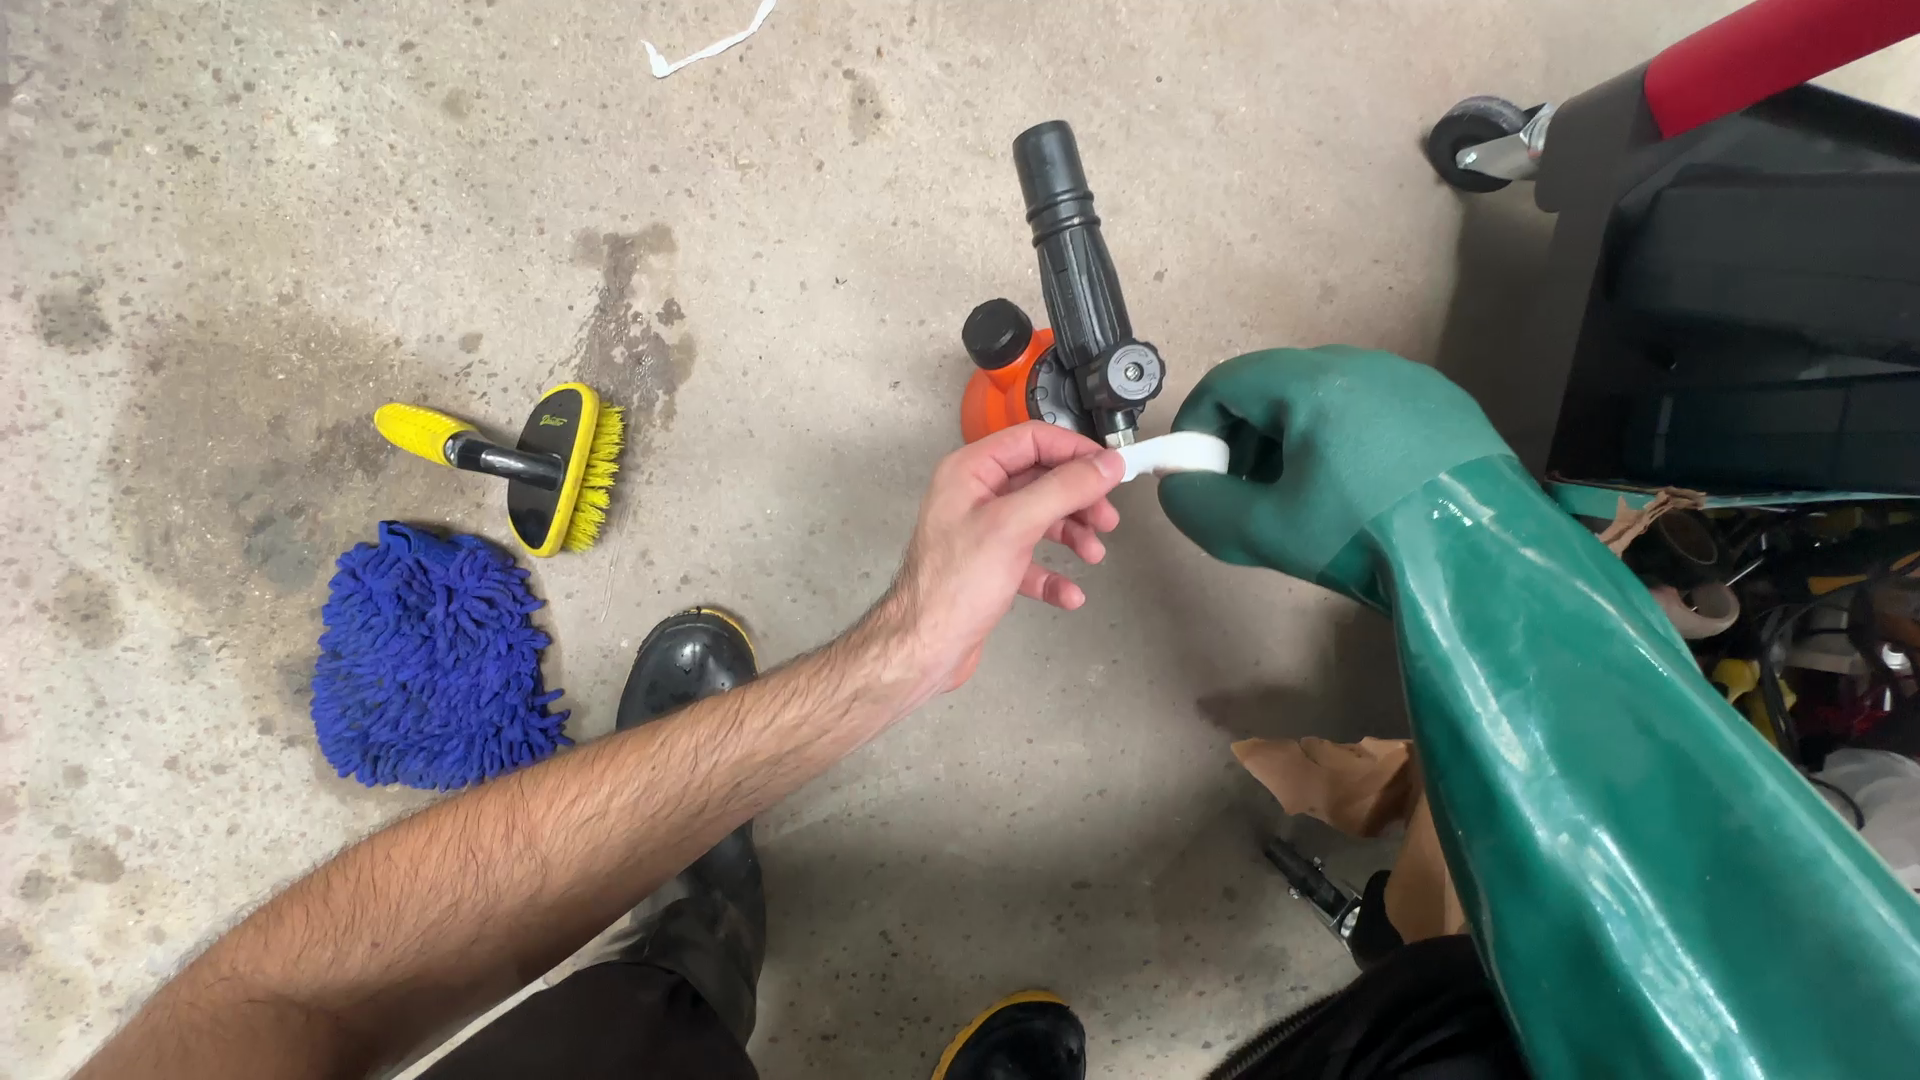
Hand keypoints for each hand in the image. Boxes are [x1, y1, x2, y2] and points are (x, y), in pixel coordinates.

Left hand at [867, 421, 1123, 699]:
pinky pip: (1031, 561)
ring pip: (1040, 520)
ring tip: (1093, 554)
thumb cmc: (952, 586)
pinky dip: (1053, 575)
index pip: (1031, 440)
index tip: (1109, 468)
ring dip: (1072, 535)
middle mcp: (974, 496)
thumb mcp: (1014, 526)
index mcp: (970, 472)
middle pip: (1041, 480)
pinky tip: (1068, 594)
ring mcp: (982, 533)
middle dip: (1078, 499)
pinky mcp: (989, 567)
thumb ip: (1063, 489)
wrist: (925, 647)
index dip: (1074, 451)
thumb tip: (1105, 464)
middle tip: (1106, 518)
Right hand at [1158, 347, 1511, 601]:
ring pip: (1319, 399)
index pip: (1226, 382)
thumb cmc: (1364, 539)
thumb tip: (1178, 485)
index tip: (1192, 473)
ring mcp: (1411, 383)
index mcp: (1315, 384)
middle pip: (1272, 387)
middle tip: (1239, 493)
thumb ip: (1198, 504)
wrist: (1487, 567)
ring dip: (1285, 442)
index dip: (1195, 426)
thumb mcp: (1263, 531)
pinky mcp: (1445, 408)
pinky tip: (1348, 495)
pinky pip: (1365, 412)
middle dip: (1239, 439)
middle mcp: (1364, 366)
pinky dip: (1333, 444)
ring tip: (1293, 499)